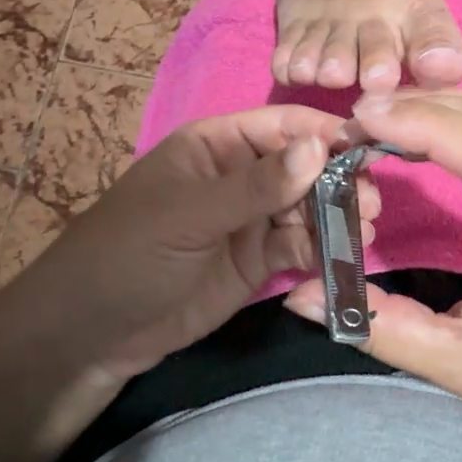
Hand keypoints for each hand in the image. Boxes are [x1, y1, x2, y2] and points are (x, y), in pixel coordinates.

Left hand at [0, 106, 379, 379]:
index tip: (368, 148)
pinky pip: (302, 245)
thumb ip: (257, 185)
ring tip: (366, 230)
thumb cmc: (128, 254)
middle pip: (305, 165)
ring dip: (339, 215)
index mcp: (218, 145)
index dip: (325, 132)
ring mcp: (252, 218)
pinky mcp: (259, 259)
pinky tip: (346, 255)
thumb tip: (321, 146)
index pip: (283, 126)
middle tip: (371, 201)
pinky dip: (325, 248)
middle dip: (340, 180)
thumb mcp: (190, 214)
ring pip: (310, 206)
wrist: (89, 335)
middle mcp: (241, 175)